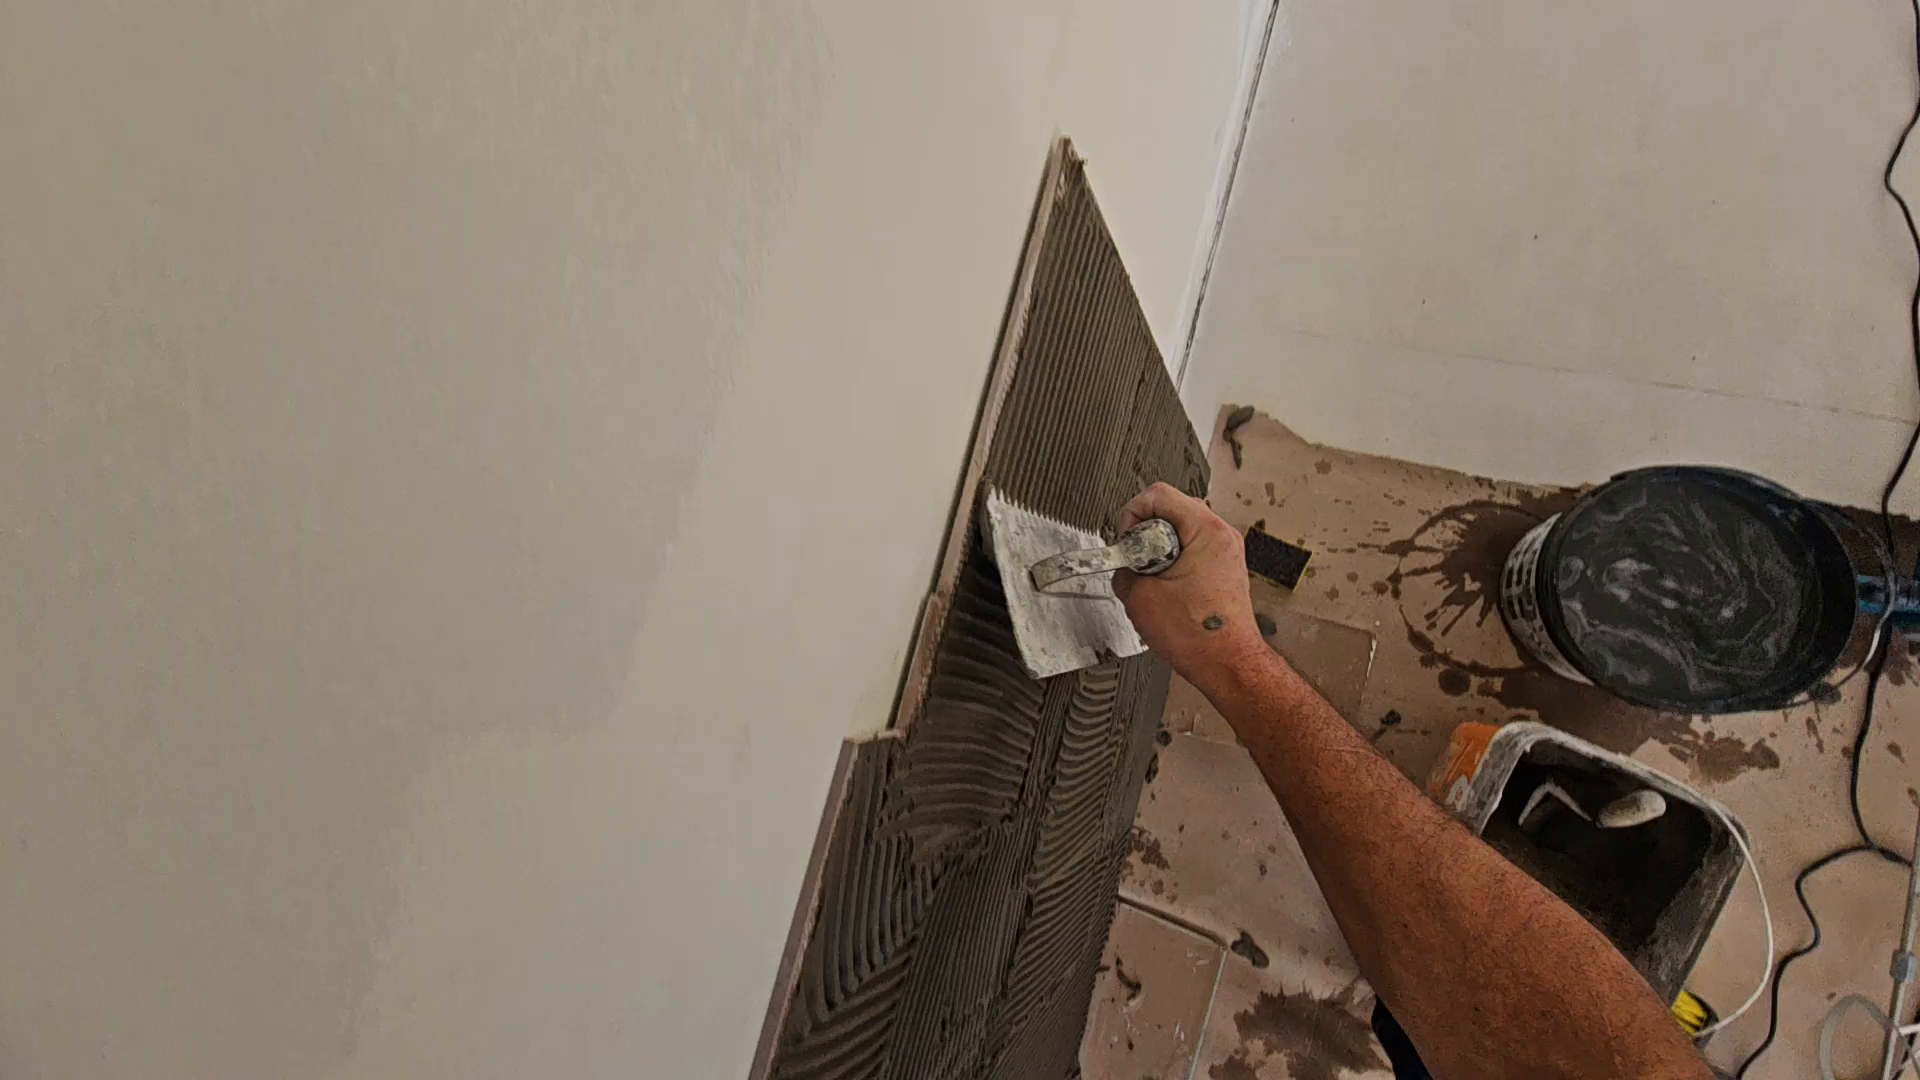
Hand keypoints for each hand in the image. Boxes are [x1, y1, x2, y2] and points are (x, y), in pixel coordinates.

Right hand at [1112, 483, 1263, 682]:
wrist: (1227, 664)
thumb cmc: (1198, 636)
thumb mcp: (1140, 597)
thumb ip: (1124, 570)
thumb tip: (1122, 564)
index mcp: (1206, 531)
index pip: (1159, 495)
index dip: (1132, 514)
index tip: (1126, 542)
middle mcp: (1221, 535)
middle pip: (1170, 507)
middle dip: (1145, 531)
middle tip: (1136, 558)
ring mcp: (1225, 551)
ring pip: (1179, 528)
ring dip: (1157, 547)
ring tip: (1150, 575)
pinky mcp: (1223, 567)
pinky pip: (1190, 547)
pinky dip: (1171, 559)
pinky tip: (1164, 586)